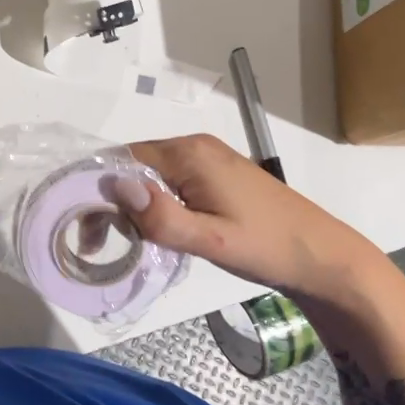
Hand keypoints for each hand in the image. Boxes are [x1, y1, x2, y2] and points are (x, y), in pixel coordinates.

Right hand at [115, 134, 380, 301]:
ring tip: (119, 241)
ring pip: (148, 175)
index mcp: (189, 154)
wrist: (322, 257)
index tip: (82, 227)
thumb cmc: (267, 247)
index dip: (96, 191)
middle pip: (131, 165)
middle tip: (94, 244)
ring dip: (128, 205)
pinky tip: (149, 231)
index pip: (122, 160)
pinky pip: (167, 182)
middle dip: (108, 201)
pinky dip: (150, 204)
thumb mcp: (209, 239)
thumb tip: (114, 188)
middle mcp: (194, 146)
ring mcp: (206, 159)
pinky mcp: (214, 176)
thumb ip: (160, 216)